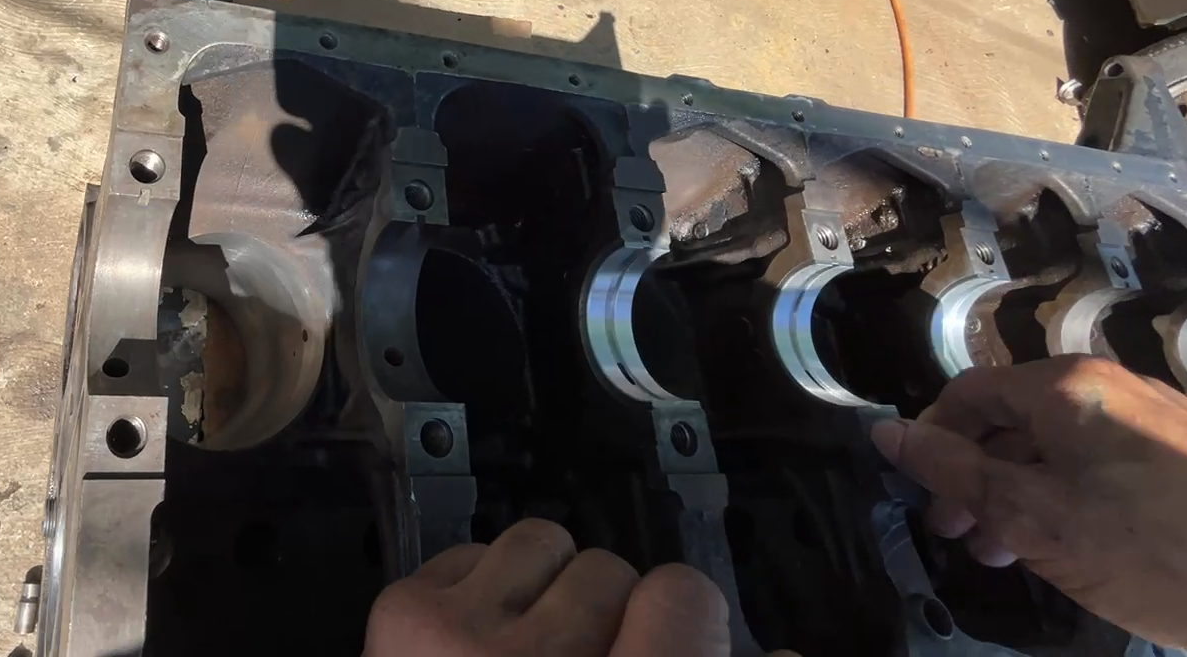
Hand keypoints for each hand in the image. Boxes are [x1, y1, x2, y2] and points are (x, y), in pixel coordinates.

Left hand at [362, 518, 729, 655]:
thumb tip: (783, 654)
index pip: (683, 600)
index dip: (688, 618)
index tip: (676, 636)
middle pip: (608, 569)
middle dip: (611, 613)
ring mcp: (456, 631)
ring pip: (541, 540)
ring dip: (550, 586)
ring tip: (536, 647)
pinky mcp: (403, 606)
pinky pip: (477, 548)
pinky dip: (490, 588)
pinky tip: (480, 646)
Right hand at [870, 355, 1186, 653]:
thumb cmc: (1159, 552)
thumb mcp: (1032, 516)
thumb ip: (948, 469)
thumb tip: (883, 432)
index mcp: (1064, 387)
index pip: (965, 395)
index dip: (933, 441)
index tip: (926, 493)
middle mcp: (1109, 388)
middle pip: (1010, 423)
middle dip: (975, 479)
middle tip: (957, 531)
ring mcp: (1162, 422)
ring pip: (1058, 450)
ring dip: (1020, 495)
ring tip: (1008, 550)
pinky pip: (1107, 466)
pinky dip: (1072, 498)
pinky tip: (1073, 545)